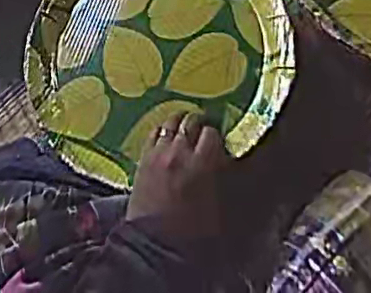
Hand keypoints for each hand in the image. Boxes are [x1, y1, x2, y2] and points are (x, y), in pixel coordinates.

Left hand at [126, 111, 229, 250]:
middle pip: (191, 121)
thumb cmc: (192, 237)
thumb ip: (223, 178)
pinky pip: (154, 132)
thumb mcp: (220, 208)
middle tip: (202, 132)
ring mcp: (160, 152)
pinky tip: (166, 136)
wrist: (155, 249)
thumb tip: (226, 163)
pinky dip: (162, 130)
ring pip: (171, 121)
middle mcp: (181, 151)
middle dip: (199, 124)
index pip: (212, 132)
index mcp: (205, 163)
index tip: (218, 142)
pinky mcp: (144, 158)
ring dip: (180, 123)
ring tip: (184, 128)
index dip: (216, 136)